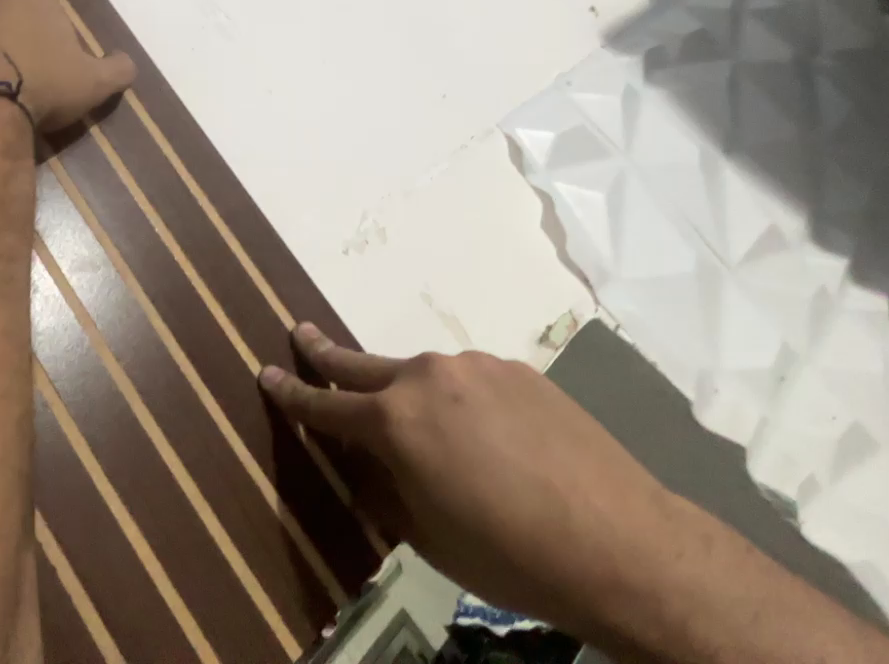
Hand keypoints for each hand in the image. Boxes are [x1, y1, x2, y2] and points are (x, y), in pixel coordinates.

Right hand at [259, 324, 680, 639]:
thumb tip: (369, 469)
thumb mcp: (425, 535)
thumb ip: (383, 489)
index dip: (291, 392)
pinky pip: (468, 382)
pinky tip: (488, 437)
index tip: (266, 373)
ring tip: (428, 431)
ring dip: (407, 392)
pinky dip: (458, 401)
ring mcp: (474, 368)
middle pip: (361, 363)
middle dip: (324, 351)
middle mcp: (426, 379)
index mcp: (393, 421)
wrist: (622, 545)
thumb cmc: (507, 553)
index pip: (324, 404)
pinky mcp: (517, 371)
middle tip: (301, 334)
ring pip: (421, 375)